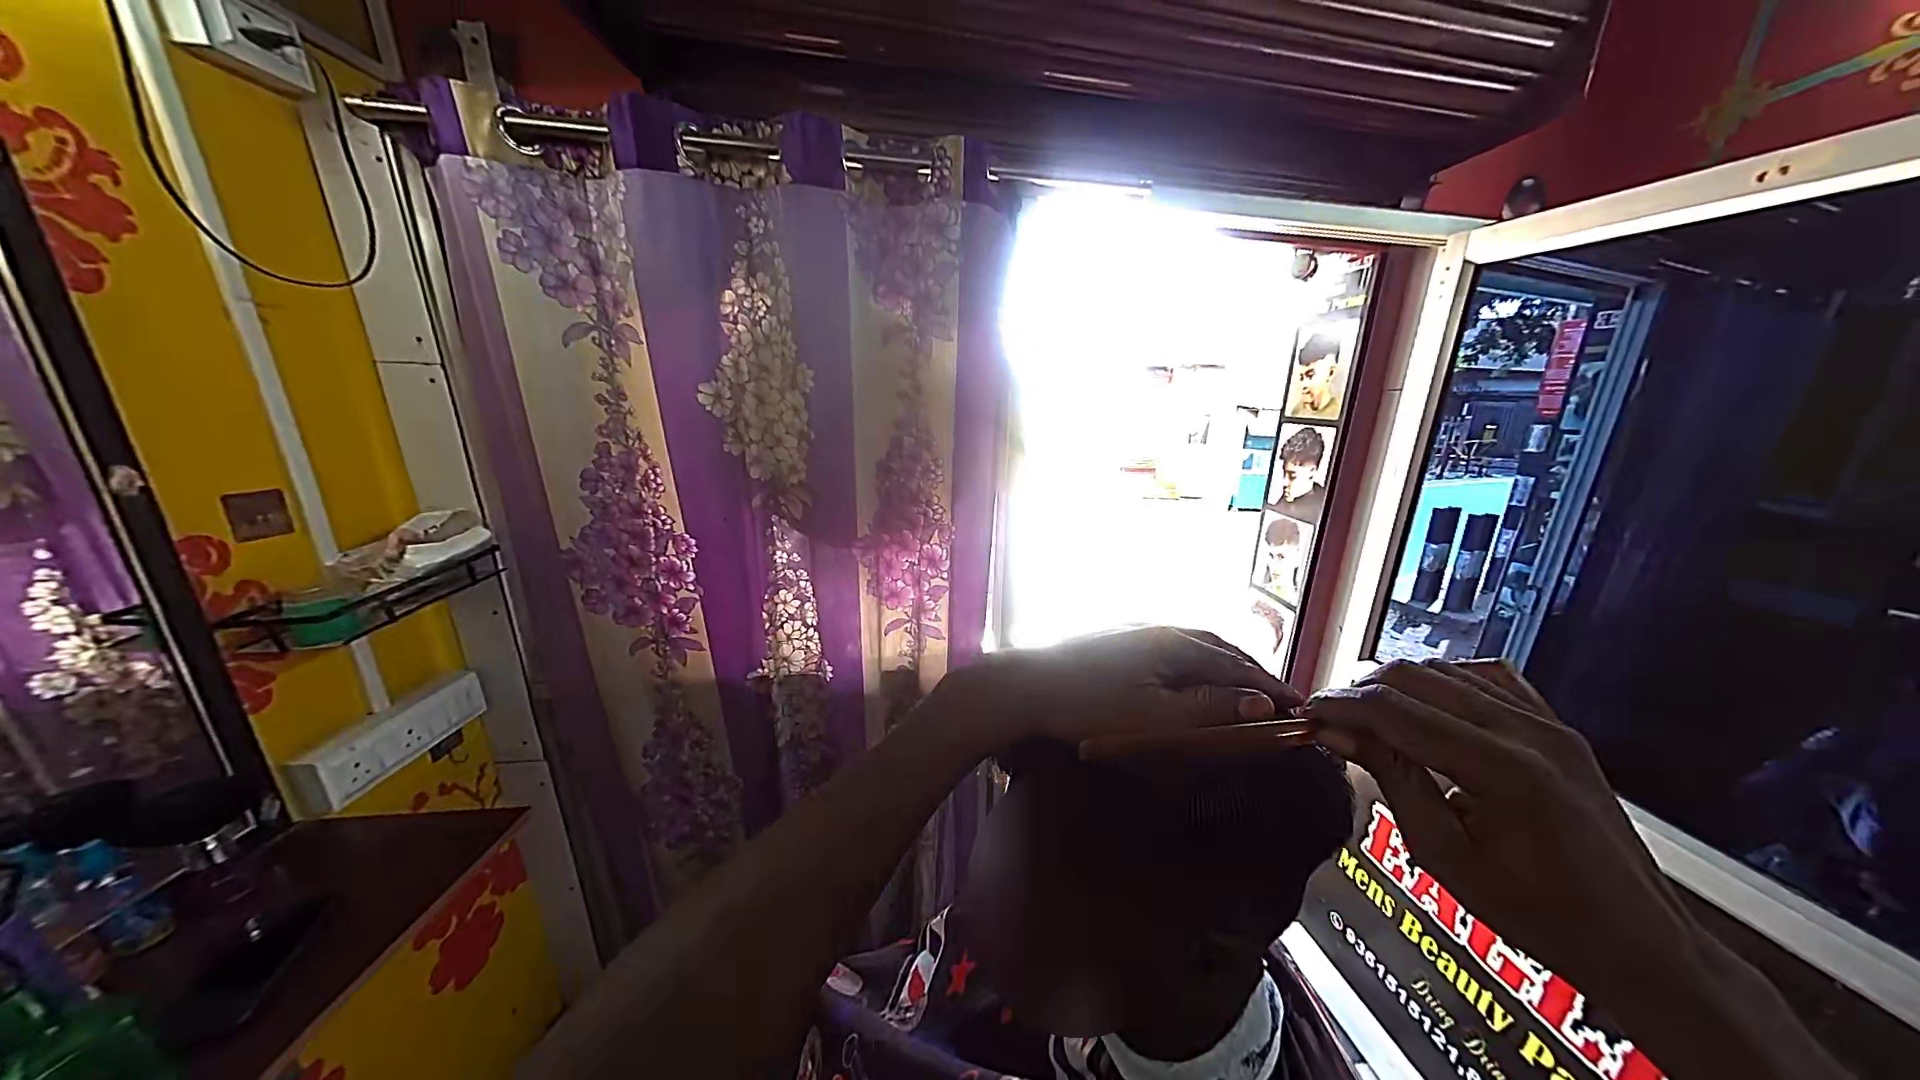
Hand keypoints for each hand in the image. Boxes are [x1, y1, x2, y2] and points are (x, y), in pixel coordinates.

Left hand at [950, 627, 1303, 751]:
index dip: (1269, 686)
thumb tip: (1259, 703)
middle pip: (1219, 648)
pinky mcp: (1117, 641)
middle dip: (1251, 671)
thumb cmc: (1088, 705)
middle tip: (1276, 696)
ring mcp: (1135, 632)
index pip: (1237, 665)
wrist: (1024, 686)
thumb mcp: (1155, 716)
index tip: (1298, 705)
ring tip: (1240, 686)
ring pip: (1193, 646)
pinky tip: (1187, 677)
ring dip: (1222, 665)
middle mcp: (1159, 629)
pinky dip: (1194, 664)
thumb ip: (1209, 708)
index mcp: (1175, 644)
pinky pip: (1171, 649)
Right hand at [1300, 659, 1701, 1003]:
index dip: (1339, 706)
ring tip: (1367, 714)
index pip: (1393, 709)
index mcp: (1503, 770)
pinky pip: (1486, 676)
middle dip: (1359, 690)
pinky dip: (1440, 681)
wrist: (1637, 940)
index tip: (1309, 713)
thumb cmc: (1542, 913)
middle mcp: (1529, 732)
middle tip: (1330, 716)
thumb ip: (1390, 779)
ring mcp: (1548, 724)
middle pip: (1414, 676)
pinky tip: (1422, 703)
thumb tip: (1338, 735)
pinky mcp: (1555, 726)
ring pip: (1444, 669)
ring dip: (1395, 684)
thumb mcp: (1443, 854)